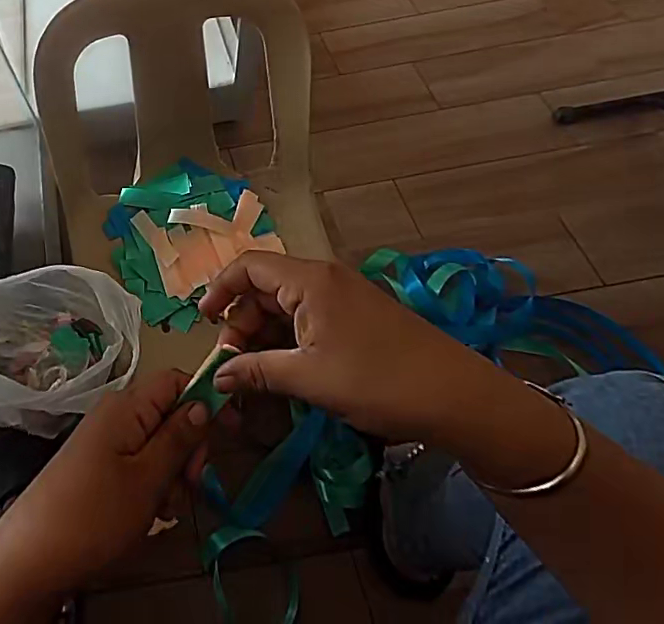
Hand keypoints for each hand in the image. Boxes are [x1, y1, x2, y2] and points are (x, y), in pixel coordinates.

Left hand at [0, 371, 212, 622]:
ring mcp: (106, 439)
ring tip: (163, 508)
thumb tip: (204, 401)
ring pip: (158, 444)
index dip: (207, 398)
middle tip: (190, 486)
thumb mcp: (148, 478)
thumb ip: (179, 437)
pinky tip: (148, 513)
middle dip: (189, 448)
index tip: (231, 432)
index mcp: (127, 405)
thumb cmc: (95, 514)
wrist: (33, 555)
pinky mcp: (99, 463)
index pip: (176, 379)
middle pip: (170, 413)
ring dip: (172, 475)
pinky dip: (152, 485)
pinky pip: (139, 463)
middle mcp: (116, 413)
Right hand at [198, 252, 513, 442]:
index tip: (203, 321)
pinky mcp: (356, 317)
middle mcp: (323, 278)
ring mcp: (342, 297)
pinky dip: (289, 342)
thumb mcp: (310, 378)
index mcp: (309, 279)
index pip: (248, 266)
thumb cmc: (378, 381)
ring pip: (285, 307)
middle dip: (241, 323)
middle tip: (232, 364)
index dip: (220, 289)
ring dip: (264, 336)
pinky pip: (308, 319)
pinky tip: (285, 372)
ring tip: (255, 374)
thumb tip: (218, 376)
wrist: (460, 398)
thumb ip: (258, 371)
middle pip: (264, 288)